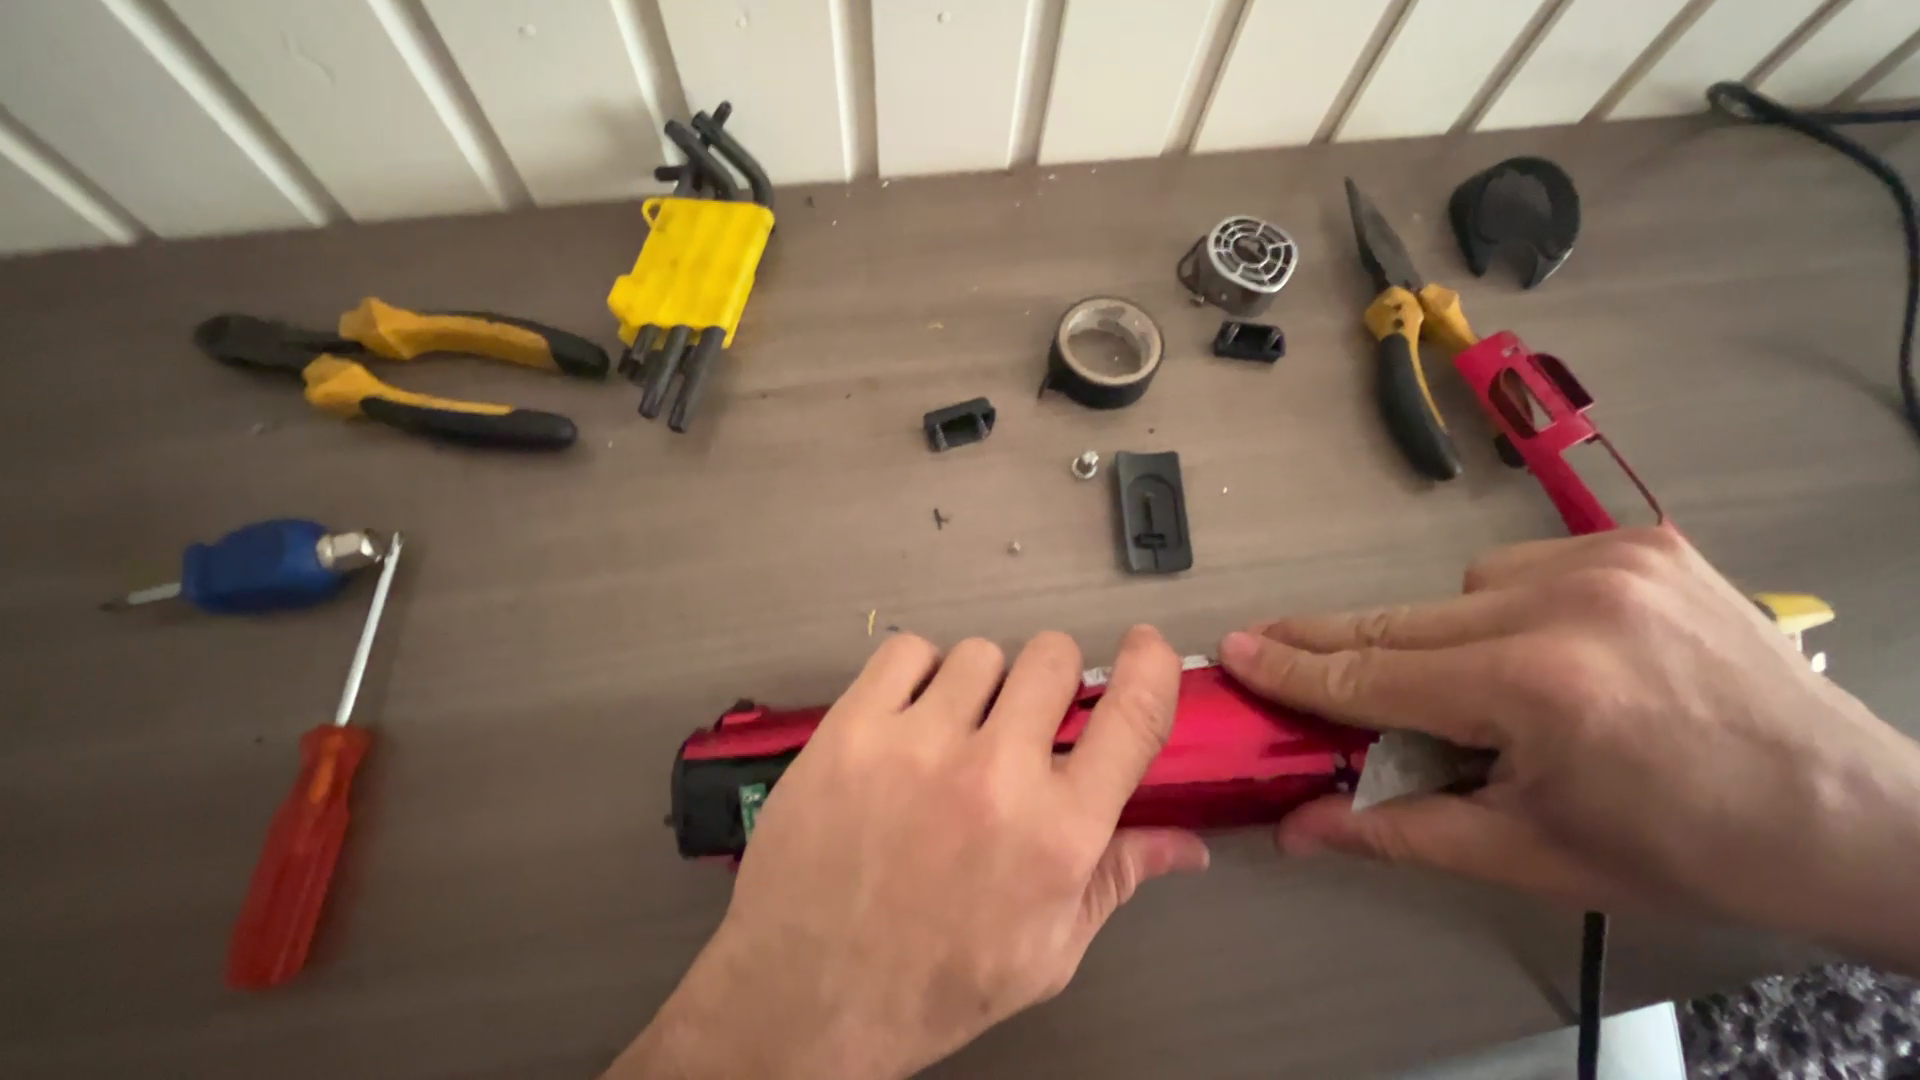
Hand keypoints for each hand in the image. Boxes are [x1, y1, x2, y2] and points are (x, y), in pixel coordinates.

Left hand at [612, 627, 1208, 1079]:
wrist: (807, 992)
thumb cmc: (934, 981)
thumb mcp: (1046, 951)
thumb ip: (1117, 880)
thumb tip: (1188, 845)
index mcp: (1058, 833)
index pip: (1132, 717)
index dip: (1151, 666)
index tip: (1146, 645)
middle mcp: (997, 775)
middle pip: (1053, 658)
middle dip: (1051, 679)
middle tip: (1025, 717)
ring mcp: (919, 744)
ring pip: (980, 652)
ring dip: (980, 684)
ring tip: (955, 730)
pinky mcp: (853, 728)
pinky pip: (907, 650)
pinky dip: (916, 672)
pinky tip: (908, 716)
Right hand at [1219, 527, 1919, 967]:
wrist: (1870, 822)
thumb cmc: (1692, 854)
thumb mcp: (1531, 855)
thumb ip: (1397, 830)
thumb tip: (1296, 828)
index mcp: (1540, 688)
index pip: (1375, 675)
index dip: (1293, 667)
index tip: (1231, 648)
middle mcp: (1567, 604)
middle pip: (1401, 620)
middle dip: (1330, 640)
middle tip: (1267, 642)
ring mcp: (1611, 561)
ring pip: (1457, 590)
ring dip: (1437, 635)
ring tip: (1475, 686)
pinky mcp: (1642, 543)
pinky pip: (1519, 567)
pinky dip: (1501, 607)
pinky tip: (1542, 649)